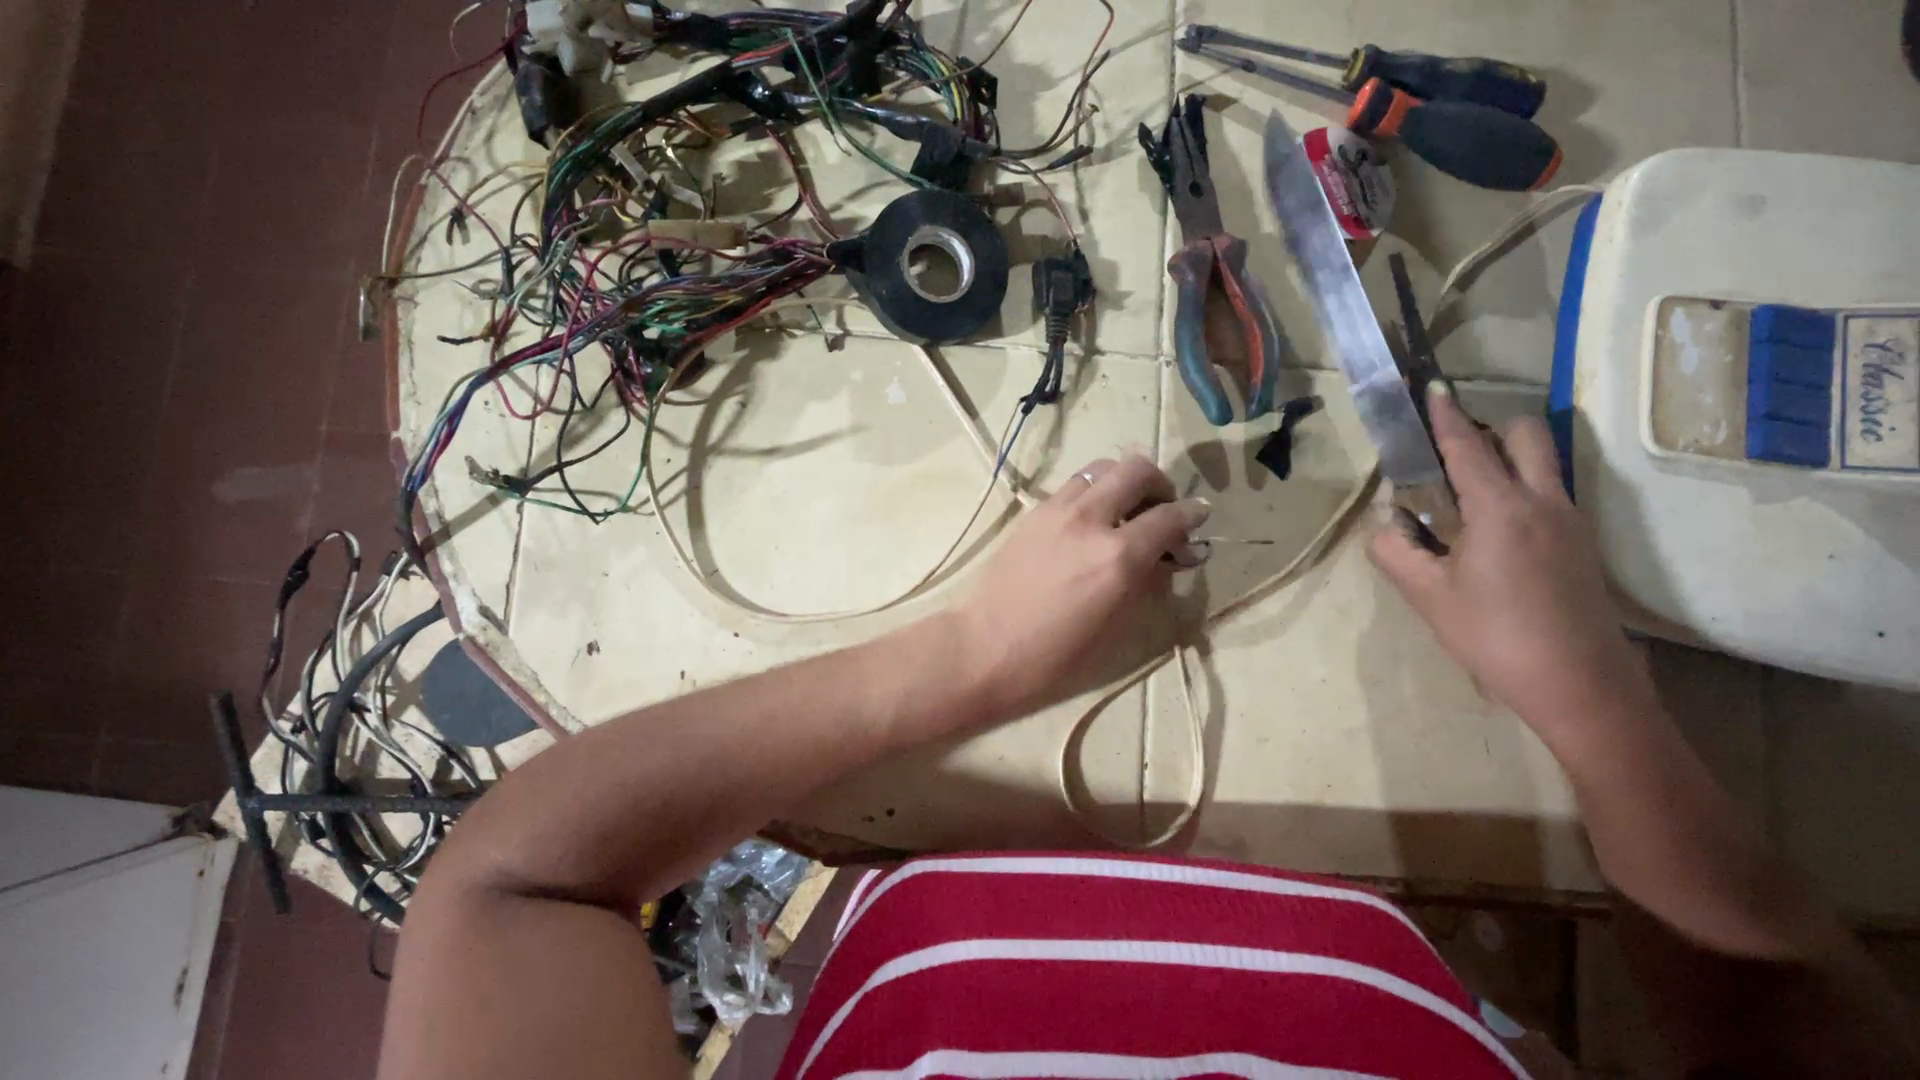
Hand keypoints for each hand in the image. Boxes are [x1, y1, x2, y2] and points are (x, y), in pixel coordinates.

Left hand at [948, 455, 1209, 717]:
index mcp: (1119, 556)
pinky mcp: (1033, 513)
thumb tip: (1169, 558)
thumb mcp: (1118, 629)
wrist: (983, 648)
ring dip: (1122, 482)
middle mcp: (1091, 520)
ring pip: (1101, 468)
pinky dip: (1093, 492)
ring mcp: (1058, 510)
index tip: (1198, 520)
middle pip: (1137, 470)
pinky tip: (1090, 520)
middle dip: (1160, 484)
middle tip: (1161, 509)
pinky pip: (1073, 485)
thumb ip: (1148, 584)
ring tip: (1124, 510)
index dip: (1192, 516)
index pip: (1171, 516)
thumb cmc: (1055, 657)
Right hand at [1368, 385, 1651, 737]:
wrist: (1580, 685)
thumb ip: (1396, 553)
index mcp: (1500, 508)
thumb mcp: (1428, 597)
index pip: (1467, 446)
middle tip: (1454, 454)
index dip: (1445, 416)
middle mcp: (1543, 502)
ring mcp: (1571, 522)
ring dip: (1508, 460)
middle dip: (1491, 428)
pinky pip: (1550, 495)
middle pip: (1526, 435)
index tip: (1434, 387)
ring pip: (1543, 463)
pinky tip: (1494, 536)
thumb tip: (1387, 527)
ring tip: (1468, 498)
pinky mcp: (1583, 545)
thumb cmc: (1495, 637)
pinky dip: (1522, 492)